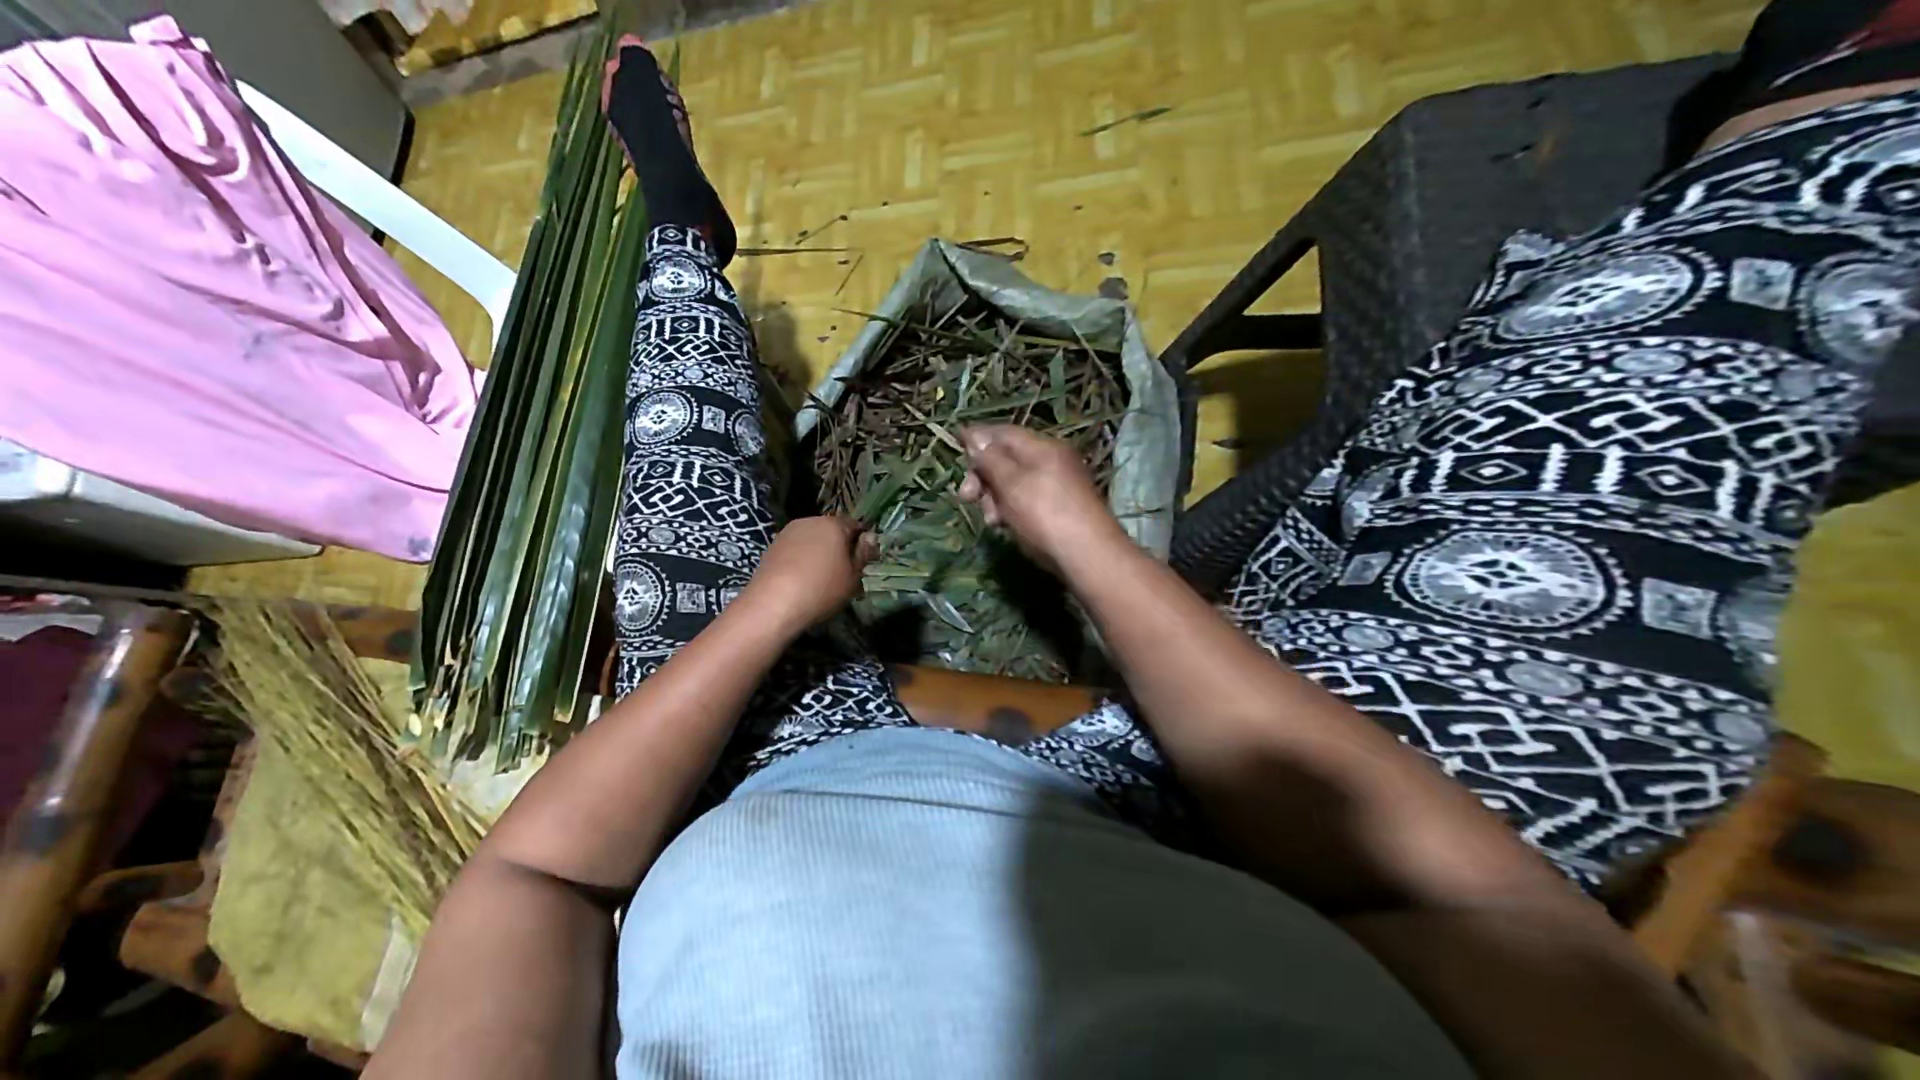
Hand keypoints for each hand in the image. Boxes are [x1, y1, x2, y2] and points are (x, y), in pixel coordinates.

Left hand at [741, 516, 876, 632]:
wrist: (773, 603)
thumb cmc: (822, 589)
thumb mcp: (852, 577)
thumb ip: (862, 555)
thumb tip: (870, 537)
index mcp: (833, 524)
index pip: (855, 525)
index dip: (861, 542)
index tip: (863, 562)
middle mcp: (810, 521)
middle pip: (831, 530)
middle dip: (838, 546)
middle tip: (843, 572)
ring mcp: (787, 533)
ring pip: (811, 540)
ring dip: (818, 553)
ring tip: (821, 579)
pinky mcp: (771, 547)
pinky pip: (795, 550)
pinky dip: (801, 560)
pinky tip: (801, 581)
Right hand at [957, 425, 1127, 570]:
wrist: (1087, 555)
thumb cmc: (1044, 514)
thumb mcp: (1010, 483)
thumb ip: (990, 459)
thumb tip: (975, 436)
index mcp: (1042, 447)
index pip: (1003, 432)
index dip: (978, 436)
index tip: (956, 441)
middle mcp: (1052, 461)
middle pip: (1007, 459)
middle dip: (983, 476)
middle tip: (967, 497)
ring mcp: (1058, 485)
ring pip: (1014, 483)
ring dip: (995, 498)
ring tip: (992, 520)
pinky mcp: (1060, 509)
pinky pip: (1026, 500)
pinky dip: (1011, 510)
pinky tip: (1006, 526)